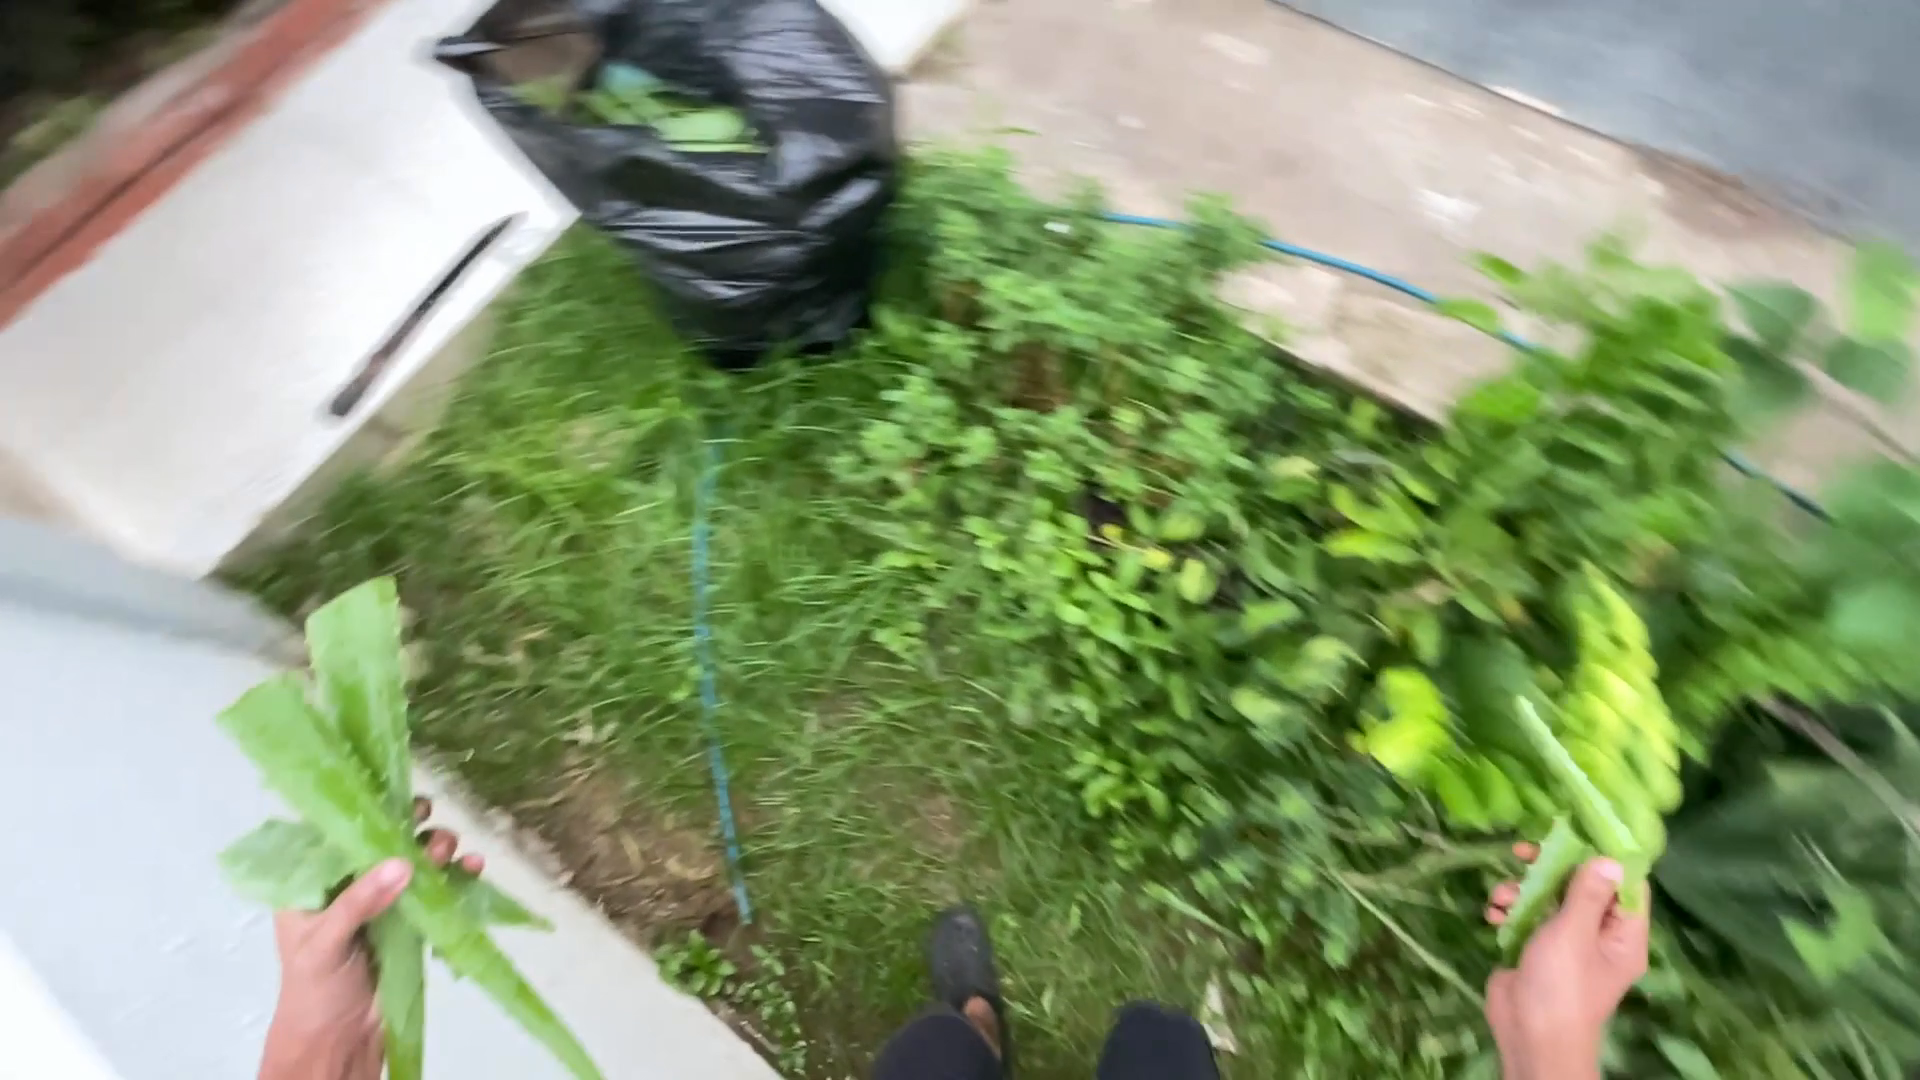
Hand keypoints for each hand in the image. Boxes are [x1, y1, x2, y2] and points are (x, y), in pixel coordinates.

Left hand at [258, 799, 483, 1079]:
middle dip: (410, 824)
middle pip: (388, 836)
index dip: (365, 811)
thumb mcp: (324, 945)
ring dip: (438, 846)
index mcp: (318, 883)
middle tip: (423, 821)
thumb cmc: (316, 988)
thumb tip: (404, 863)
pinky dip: (462, 870)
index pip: (339, 834)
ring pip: (420, 853)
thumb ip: (358, 903)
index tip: (392, 797)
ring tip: (447, 854)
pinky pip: (444, 880)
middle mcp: (356, 881)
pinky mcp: (418, 909)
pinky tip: (473, 868)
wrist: (342, 1036)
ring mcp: (389, 894)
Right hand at [1483, 846, 1648, 1079]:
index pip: (1625, 888)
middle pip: (1579, 887)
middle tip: (1522, 852)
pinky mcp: (1536, 947)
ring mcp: (1565, 942)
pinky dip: (1507, 909)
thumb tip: (1609, 859)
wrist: (1529, 1031)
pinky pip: (1524, 915)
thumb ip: (1585, 894)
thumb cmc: (1561, 984)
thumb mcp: (1571, 933)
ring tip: (1501, 898)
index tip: (1574, 833)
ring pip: (1546, 898)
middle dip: (1549, 869)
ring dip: (1519, 890)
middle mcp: (1597, 935)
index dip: (1604, 859)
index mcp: (1621, 936)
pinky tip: (1493, 916)